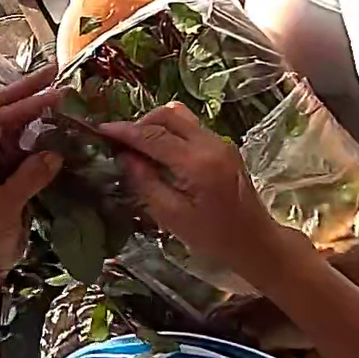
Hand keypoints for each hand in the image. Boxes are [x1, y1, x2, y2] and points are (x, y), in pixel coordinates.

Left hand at [0, 68, 65, 292]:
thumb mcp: (1, 210)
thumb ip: (25, 181)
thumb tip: (55, 153)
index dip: (22, 104)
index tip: (53, 95)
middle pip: (4, 110)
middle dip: (28, 90)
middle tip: (58, 72)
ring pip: (19, 123)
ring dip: (39, 106)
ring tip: (66, 89)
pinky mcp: (16, 170)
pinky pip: (32, 143)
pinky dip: (47, 130)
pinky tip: (67, 121)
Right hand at [98, 103, 295, 270]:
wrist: (257, 243)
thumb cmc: (213, 237)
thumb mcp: (170, 216)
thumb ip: (145, 182)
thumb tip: (124, 157)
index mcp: (197, 163)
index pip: (153, 136)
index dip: (124, 131)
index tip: (100, 130)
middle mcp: (211, 144)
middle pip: (168, 115)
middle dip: (139, 123)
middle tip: (120, 142)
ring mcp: (220, 143)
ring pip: (179, 116)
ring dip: (154, 125)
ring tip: (138, 146)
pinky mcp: (223, 147)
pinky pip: (189, 126)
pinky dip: (168, 131)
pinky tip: (158, 151)